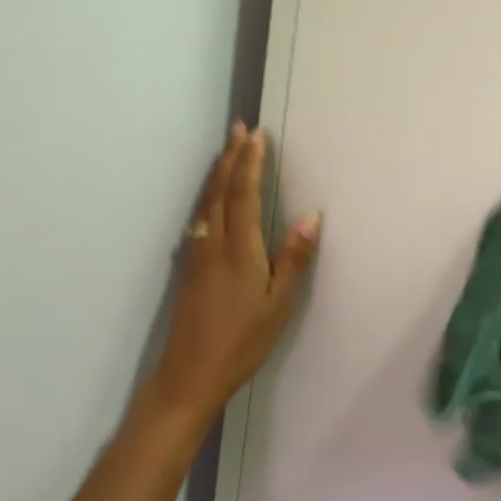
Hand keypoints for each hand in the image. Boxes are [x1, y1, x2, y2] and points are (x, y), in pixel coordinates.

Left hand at [143, 123, 320, 425]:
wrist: (190, 373)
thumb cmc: (243, 341)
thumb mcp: (279, 304)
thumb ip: (294, 259)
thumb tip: (311, 217)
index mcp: (239, 249)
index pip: (244, 195)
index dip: (249, 163)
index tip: (256, 135)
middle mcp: (213, 244)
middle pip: (220, 191)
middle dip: (230, 157)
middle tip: (238, 128)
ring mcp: (196, 255)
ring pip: (206, 203)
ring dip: (217, 173)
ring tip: (226, 151)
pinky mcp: (188, 268)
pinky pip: (199, 218)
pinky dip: (208, 196)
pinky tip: (211, 199)